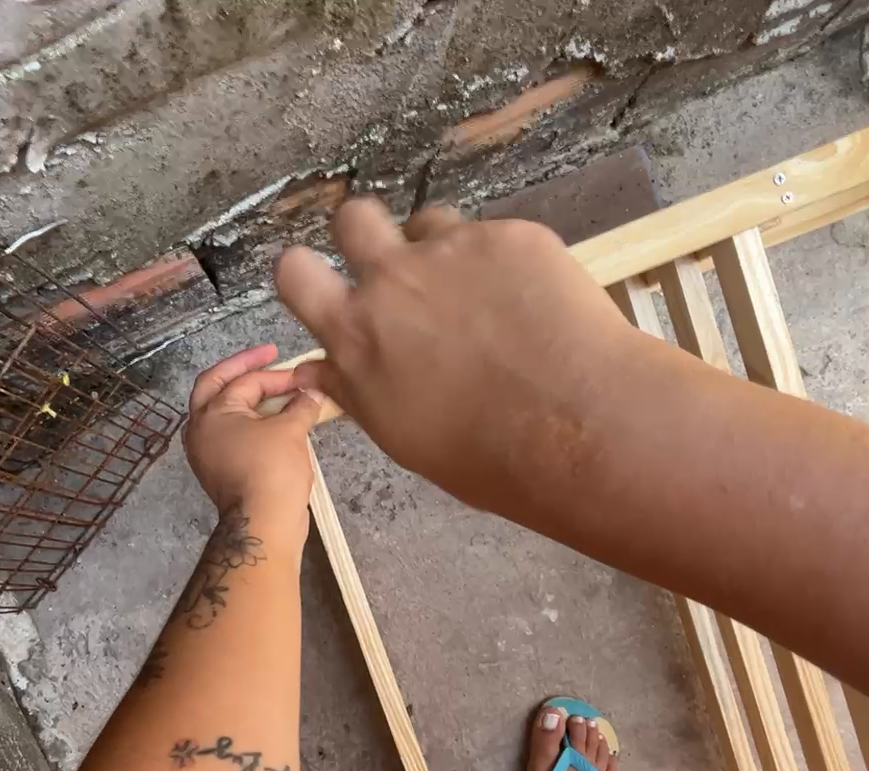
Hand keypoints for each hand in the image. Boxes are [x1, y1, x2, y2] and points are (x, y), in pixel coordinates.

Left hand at [183, 344, 328, 519]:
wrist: (263, 522)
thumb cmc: (272, 470)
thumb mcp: (290, 431)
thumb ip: (301, 405)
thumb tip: (313, 394)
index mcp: (211, 413)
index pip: (244, 381)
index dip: (276, 375)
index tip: (301, 376)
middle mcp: (201, 429)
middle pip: (217, 387)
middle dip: (244, 370)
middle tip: (269, 357)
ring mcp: (207, 452)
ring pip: (224, 414)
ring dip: (248, 401)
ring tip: (276, 393)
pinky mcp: (219, 471)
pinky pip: (233, 437)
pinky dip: (251, 425)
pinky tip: (274, 424)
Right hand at [274, 199, 700, 512]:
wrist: (575, 426)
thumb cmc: (479, 454)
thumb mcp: (398, 433)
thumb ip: (353, 389)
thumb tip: (313, 370)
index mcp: (356, 334)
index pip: (294, 272)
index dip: (304, 272)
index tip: (324, 284)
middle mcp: (393, 280)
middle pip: (353, 217)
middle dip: (363, 235)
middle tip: (396, 270)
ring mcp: (453, 249)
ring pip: (427, 222)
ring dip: (438, 250)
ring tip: (477, 295)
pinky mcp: (510, 236)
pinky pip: (491, 236)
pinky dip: (501, 263)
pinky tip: (530, 304)